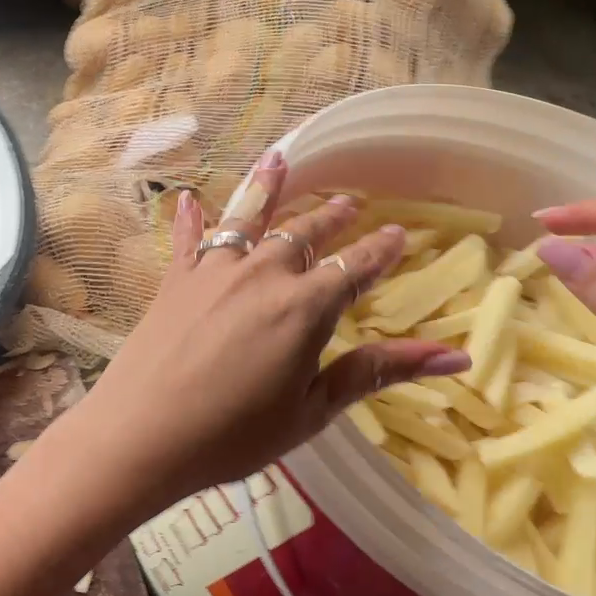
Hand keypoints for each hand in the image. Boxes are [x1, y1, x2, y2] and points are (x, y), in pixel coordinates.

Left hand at [56, 152, 470, 514]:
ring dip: (266, 189)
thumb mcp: (310, 411)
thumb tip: (456, 358)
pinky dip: (188, 219)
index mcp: (305, 307)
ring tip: (280, 159)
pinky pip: (185, 242)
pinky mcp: (171, 286)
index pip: (355, 267)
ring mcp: (210, 275)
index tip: (399, 234)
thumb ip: (374, 374)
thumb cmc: (232, 436)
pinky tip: (185, 198)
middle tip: (349, 202)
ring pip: (245, 220)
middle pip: (305, 235)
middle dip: (331, 217)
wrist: (139, 436)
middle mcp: (260, 276)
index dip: (380, 251)